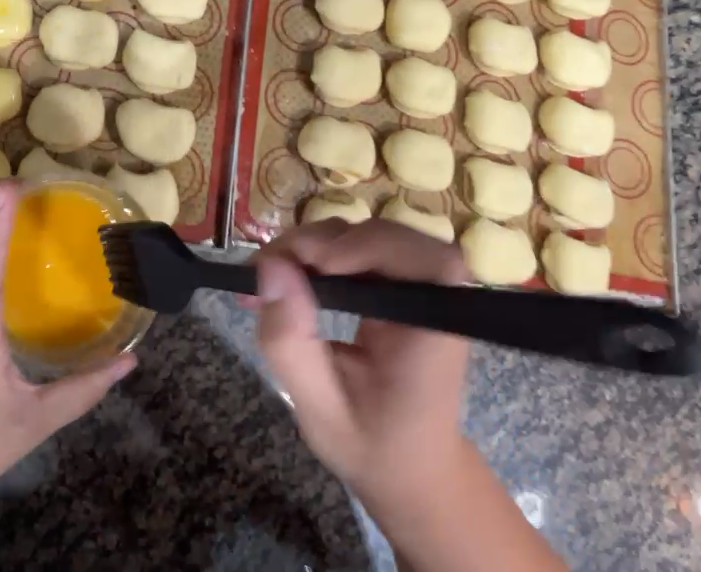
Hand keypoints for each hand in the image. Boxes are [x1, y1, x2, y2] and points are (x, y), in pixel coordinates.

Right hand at [256, 218, 471, 504]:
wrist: (409, 465)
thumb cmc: (371, 445)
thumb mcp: (318, 410)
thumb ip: (291, 342)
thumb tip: (269, 267)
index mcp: (434, 335)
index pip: (426, 261)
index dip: (368, 247)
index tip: (308, 269)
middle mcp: (437, 300)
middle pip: (385, 236)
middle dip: (320, 245)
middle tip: (263, 274)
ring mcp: (421, 288)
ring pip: (365, 235)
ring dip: (312, 248)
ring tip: (267, 280)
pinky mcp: (401, 284)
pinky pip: (360, 248)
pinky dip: (319, 257)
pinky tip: (288, 279)